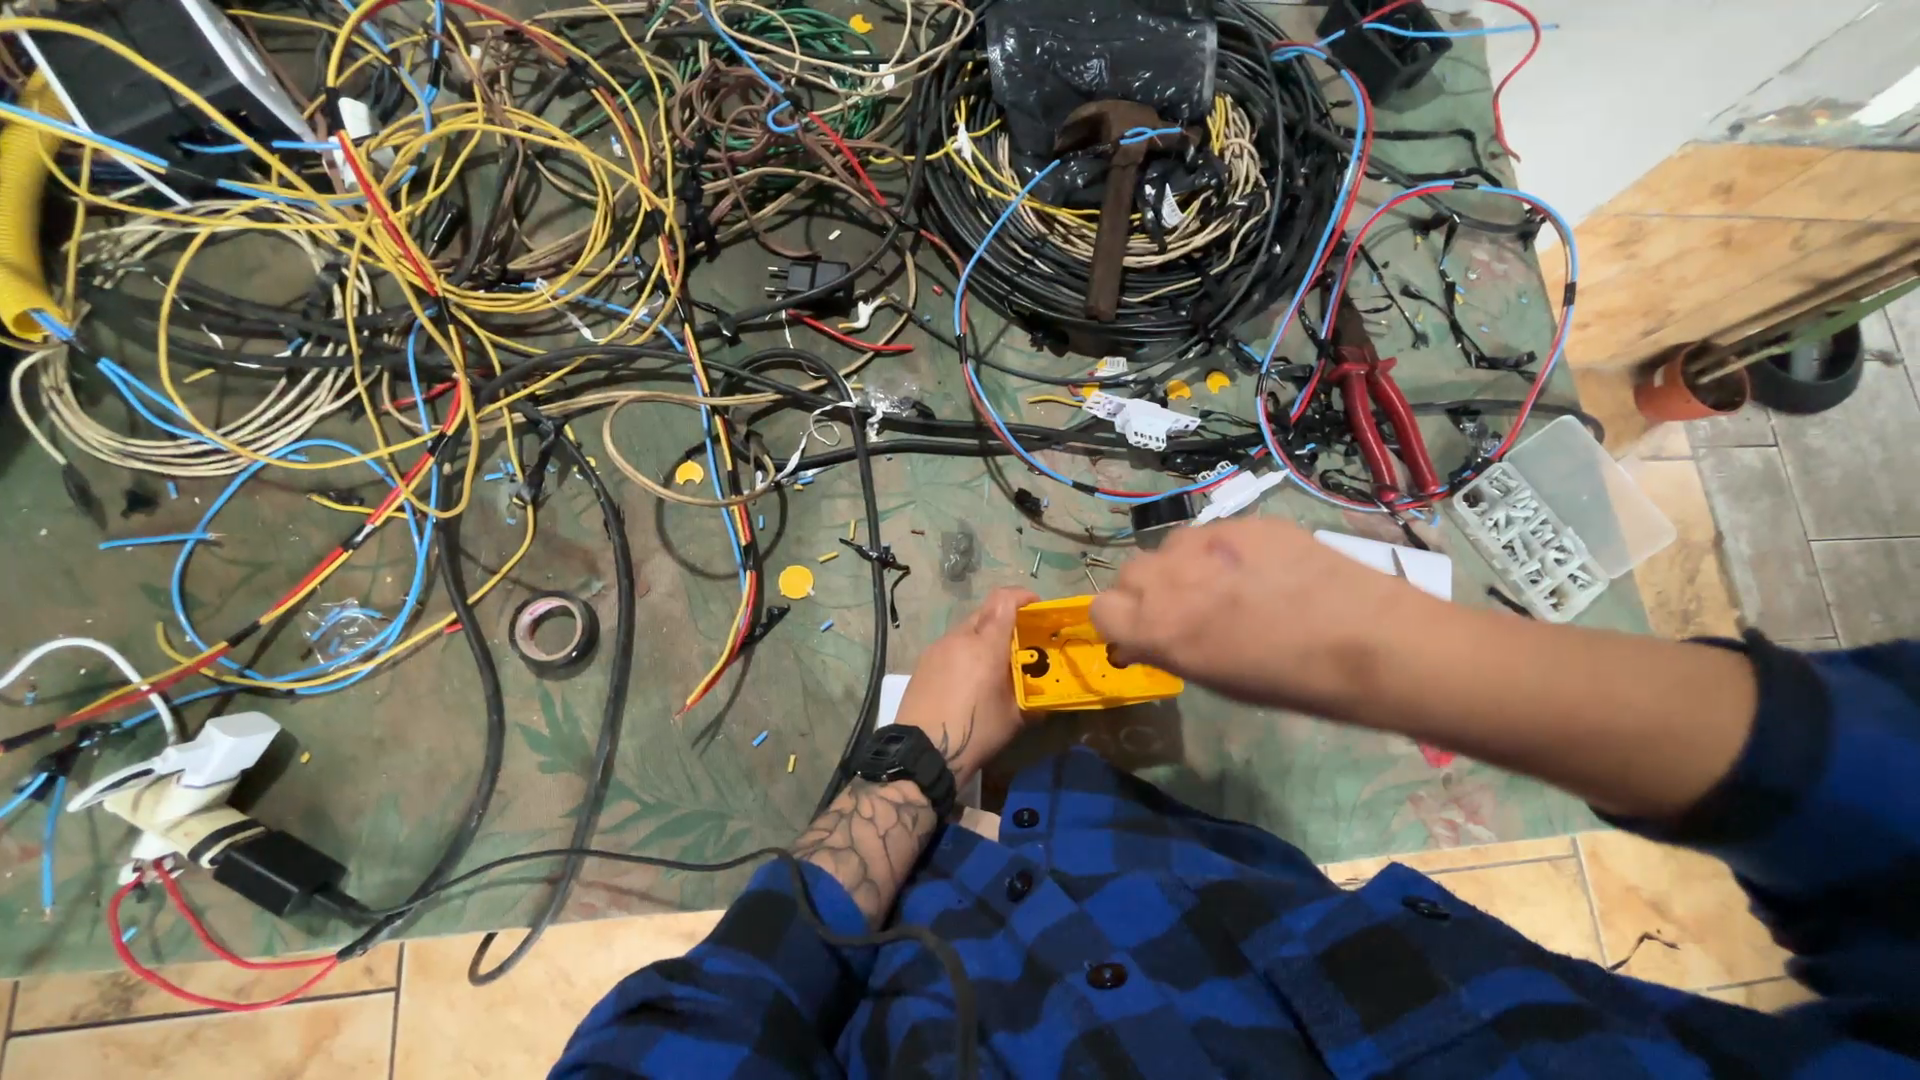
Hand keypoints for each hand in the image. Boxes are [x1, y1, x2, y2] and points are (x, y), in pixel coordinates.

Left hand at [894, 586, 1038, 788]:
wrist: (923, 752)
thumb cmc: (975, 731)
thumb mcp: (1014, 717)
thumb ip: (1032, 697)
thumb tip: (1046, 696)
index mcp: (985, 645)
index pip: (1004, 600)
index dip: (1022, 596)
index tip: (1037, 607)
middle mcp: (959, 638)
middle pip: (985, 613)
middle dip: (1005, 620)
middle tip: (1020, 642)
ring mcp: (937, 649)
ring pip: (966, 629)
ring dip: (983, 637)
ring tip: (994, 664)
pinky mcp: (923, 663)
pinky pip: (951, 646)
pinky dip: (965, 651)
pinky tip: (970, 678)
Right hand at [1090, 519, 1440, 713]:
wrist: (1368, 642)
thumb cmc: (1291, 683)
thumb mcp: (1214, 679)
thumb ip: (1168, 648)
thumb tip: (1150, 636)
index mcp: (1157, 628)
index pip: (1101, 609)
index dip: (1120, 620)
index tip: (1144, 629)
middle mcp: (1169, 579)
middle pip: (1130, 573)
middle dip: (1149, 590)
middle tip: (1187, 607)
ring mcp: (1207, 542)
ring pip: (1171, 547)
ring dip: (1184, 565)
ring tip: (1227, 584)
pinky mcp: (1245, 521)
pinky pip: (1215, 533)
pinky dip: (1224, 550)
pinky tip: (1262, 568)